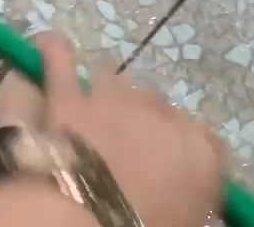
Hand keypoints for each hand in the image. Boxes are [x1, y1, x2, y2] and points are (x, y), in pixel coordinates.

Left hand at [35, 31, 225, 226]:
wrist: (92, 219)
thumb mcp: (187, 217)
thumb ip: (188, 190)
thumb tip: (174, 184)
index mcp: (200, 152)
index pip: (203, 136)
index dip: (183, 143)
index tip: (169, 155)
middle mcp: (158, 115)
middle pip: (153, 101)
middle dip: (141, 114)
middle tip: (125, 136)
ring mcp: (111, 99)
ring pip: (110, 76)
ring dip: (103, 87)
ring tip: (92, 103)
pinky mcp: (67, 93)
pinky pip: (59, 57)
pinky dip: (54, 49)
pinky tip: (50, 43)